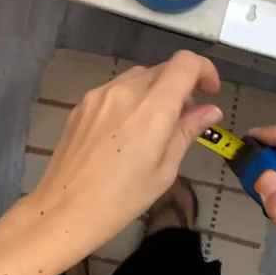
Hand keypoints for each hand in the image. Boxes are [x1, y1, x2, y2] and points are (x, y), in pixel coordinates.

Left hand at [21, 51, 222, 260]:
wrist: (64, 211)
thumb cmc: (121, 199)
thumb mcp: (164, 170)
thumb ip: (187, 132)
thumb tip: (210, 110)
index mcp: (152, 108)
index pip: (185, 63)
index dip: (205, 70)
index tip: (210, 92)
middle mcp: (124, 91)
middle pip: (162, 69)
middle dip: (181, 86)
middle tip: (184, 119)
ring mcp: (99, 96)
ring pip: (138, 77)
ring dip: (155, 92)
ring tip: (155, 128)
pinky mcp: (81, 105)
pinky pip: (115, 90)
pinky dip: (131, 100)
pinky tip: (126, 132)